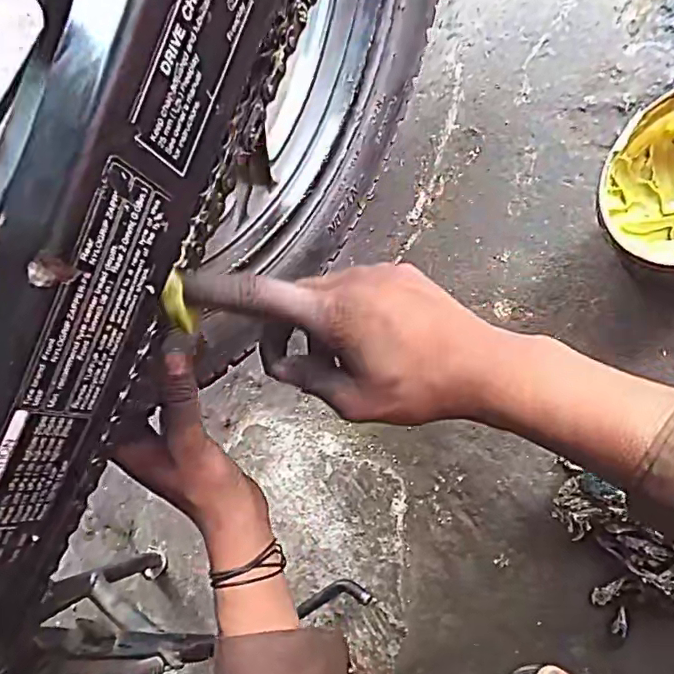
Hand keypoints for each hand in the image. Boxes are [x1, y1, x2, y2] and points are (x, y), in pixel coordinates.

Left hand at [112, 336, 269, 550]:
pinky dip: (176, 393)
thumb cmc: (208, 494)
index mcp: (128, 448)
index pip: (109, 403)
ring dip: (157, 381)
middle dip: (135, 372)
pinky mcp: (182, 442)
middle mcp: (139, 445)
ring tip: (160, 353)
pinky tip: (183, 379)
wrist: (237, 514)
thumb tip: (172, 360)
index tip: (118, 348)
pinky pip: (172, 409)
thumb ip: (180, 398)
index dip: (112, 375)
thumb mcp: (189, 439)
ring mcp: (161, 444)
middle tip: (141, 342)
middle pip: (128, 399)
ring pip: (150, 403)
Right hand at [182, 263, 517, 424]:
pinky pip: (355, 288)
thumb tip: (282, 366)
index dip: (220, 291)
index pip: (262, 296)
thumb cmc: (423, 389)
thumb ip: (308, 380)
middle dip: (287, 331)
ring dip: (322, 325)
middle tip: (303, 370)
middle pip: (294, 298)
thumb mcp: (354, 402)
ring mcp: (377, 271)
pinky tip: (378, 342)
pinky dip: (349, 314)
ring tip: (355, 362)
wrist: (483, 365)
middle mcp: (351, 280)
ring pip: (325, 295)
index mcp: (334, 311)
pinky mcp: (398, 272)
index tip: (191, 285)